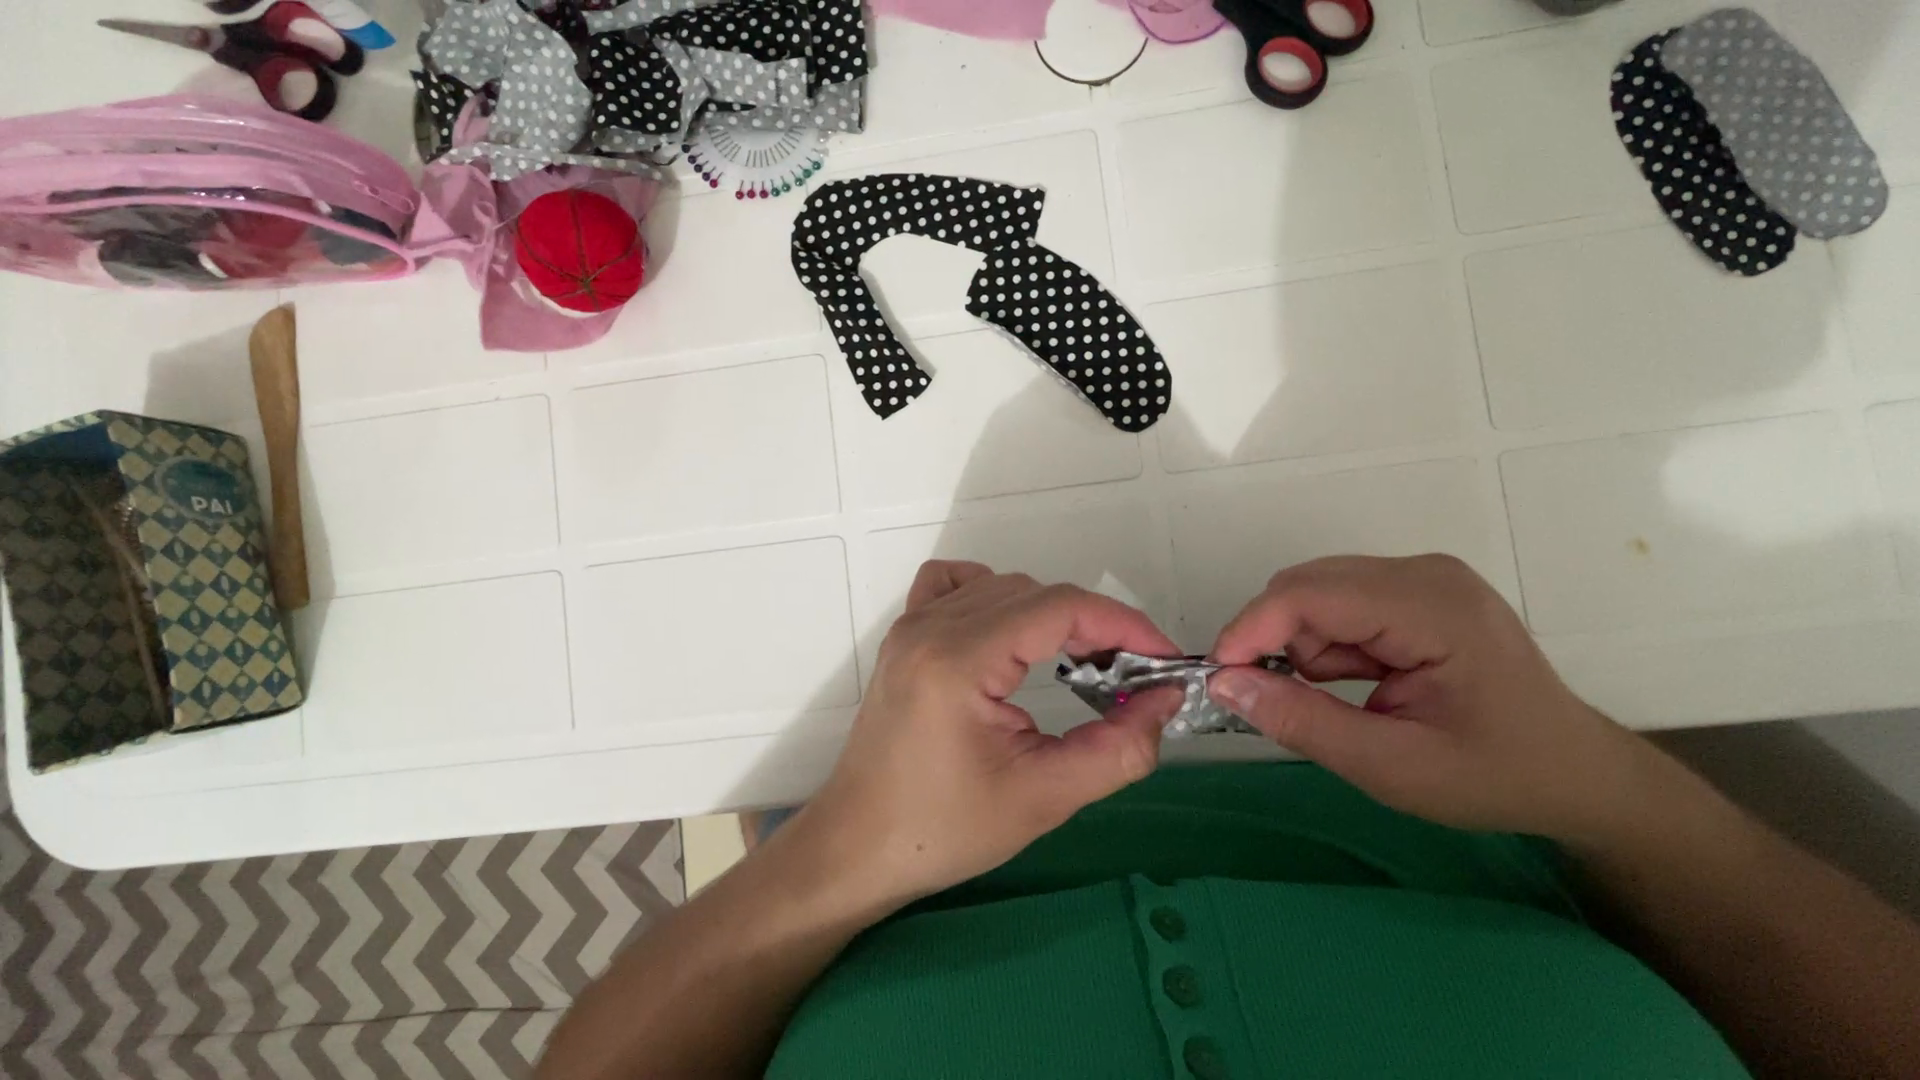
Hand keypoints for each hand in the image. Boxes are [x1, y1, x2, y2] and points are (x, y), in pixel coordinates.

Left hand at [792, 561, 1185, 910]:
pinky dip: (995, 597)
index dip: (1122, 624)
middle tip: (1130, 677)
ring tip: (1084, 663)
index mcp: (959, 660)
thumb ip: (1117, 749)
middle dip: (1094, 625)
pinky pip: (953, 586)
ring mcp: (911, 627)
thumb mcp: (1043, 798)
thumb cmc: (943, 830)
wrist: (858, 848)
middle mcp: (930, 627)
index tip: (1162, 659)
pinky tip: (1011, 637)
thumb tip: (1165, 699)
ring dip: (1051, 614)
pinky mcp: (904, 639)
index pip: (1059, 607)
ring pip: (1000, 586)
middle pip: (1035, 593)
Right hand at [1207, 554, 1650, 844]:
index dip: (1251, 629)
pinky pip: (1342, 604)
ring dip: (1304, 647)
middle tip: (1277, 702)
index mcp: (1432, 609)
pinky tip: (1358, 684)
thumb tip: (1223, 685)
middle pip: (1307, 585)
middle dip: (1276, 641)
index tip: (1218, 678)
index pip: (1309, 593)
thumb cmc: (1494, 776)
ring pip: (1318, 593)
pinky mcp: (1418, 592)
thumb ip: (1302, 722)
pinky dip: (1328, 646)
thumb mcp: (1391, 766)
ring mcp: (1424, 578)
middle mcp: (1425, 574)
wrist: (1577, 776)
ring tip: (1342, 703)